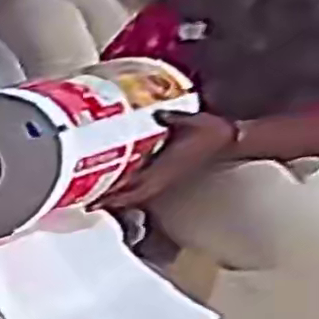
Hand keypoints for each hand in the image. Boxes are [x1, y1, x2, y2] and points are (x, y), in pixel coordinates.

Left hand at [99, 110, 237, 208]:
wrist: (231, 140)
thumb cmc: (212, 129)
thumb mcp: (194, 120)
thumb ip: (171, 118)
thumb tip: (156, 113)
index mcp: (166, 166)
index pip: (138, 184)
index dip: (118, 191)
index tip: (97, 196)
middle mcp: (163, 177)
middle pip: (132, 197)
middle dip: (110, 201)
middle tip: (87, 204)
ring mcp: (165, 180)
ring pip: (137, 197)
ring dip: (117, 202)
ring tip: (94, 204)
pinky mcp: (166, 179)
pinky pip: (143, 193)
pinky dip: (127, 196)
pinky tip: (113, 195)